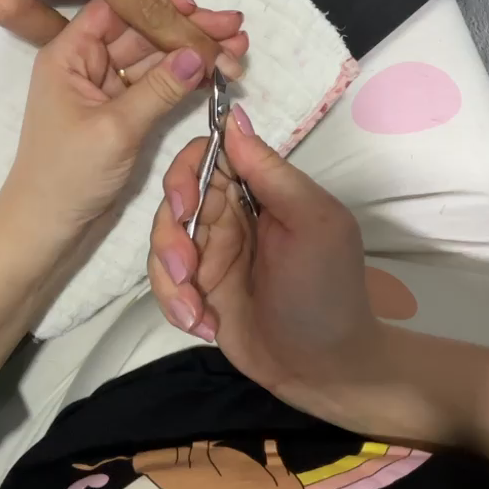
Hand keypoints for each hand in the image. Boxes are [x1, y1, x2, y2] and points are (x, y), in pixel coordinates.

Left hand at [0, 0, 249, 242]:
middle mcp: (86, 61)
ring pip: (154, 57)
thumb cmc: (67, 176)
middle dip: (189, 30)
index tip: (200, 7)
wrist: (46, 227)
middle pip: (141, 31)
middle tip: (237, 27)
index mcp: (68, 54)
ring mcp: (104, 85)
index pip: (116, 10)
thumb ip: (159, 88)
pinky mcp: (120, 108)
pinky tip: (217, 69)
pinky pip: (155, 83)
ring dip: (194, 53)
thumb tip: (201, 52)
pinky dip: (185, 78)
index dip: (157, 3)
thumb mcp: (115, 129)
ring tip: (240, 47)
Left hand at [0, 0, 243, 79]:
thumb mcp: (0, 0)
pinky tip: (156, 0)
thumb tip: (81, 43)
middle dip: (193, 26)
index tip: (216, 66)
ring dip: (176, 3)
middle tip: (224, 54)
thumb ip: (49, 29)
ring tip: (193, 36)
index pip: (150, 9)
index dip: (182, 42)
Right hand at [146, 107, 379, 417]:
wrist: (325, 370)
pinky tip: (202, 325)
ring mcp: (210, 254)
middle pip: (173, 201)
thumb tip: (233, 117)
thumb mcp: (314, 223)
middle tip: (187, 269)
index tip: (185, 206)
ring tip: (197, 311)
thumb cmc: (327, 290)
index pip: (205, 158)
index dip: (184, 174)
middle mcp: (228, 215)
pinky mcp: (197, 290)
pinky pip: (164, 282)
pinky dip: (173, 303)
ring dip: (169, 277)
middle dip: (169, 236)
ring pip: (161, 243)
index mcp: (258, 191)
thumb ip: (271, 172)